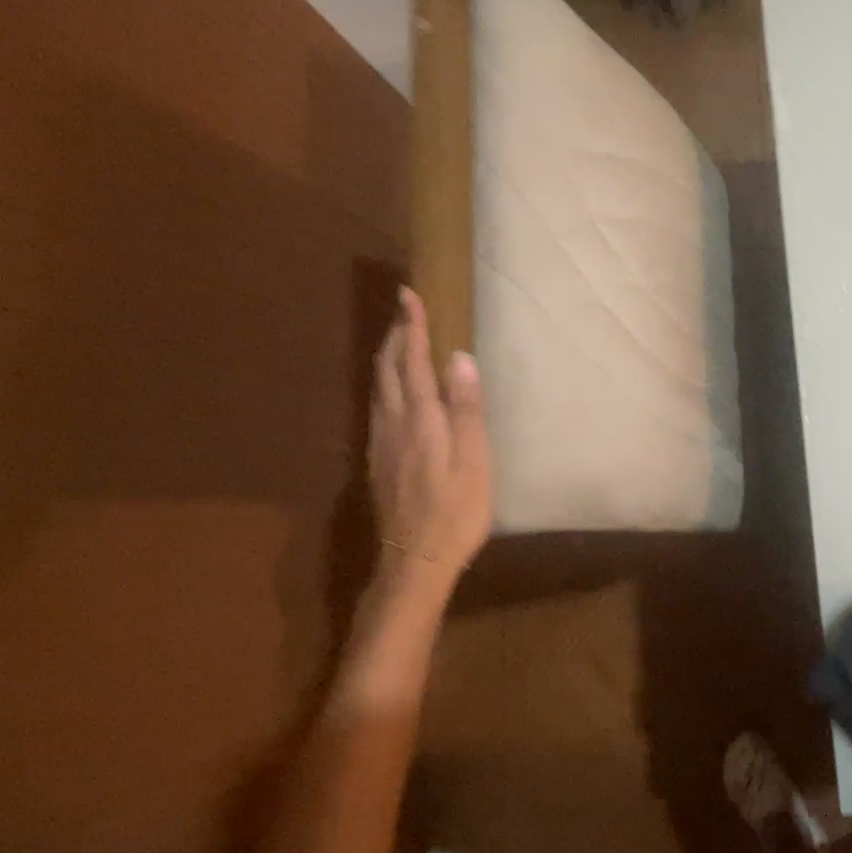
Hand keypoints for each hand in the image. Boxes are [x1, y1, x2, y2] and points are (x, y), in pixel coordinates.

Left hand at [368, 288, 491, 574]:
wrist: (415, 559)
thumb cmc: (455, 512)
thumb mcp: (474, 461)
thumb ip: (466, 410)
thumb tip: (459, 358)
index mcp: (420, 420)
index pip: (411, 361)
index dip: (411, 327)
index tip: (408, 293)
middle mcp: (393, 424)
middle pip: (386, 369)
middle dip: (394, 336)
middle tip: (405, 312)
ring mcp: (381, 443)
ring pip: (377, 387)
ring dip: (387, 358)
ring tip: (398, 342)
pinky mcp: (379, 460)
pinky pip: (378, 406)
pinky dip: (385, 384)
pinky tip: (395, 393)